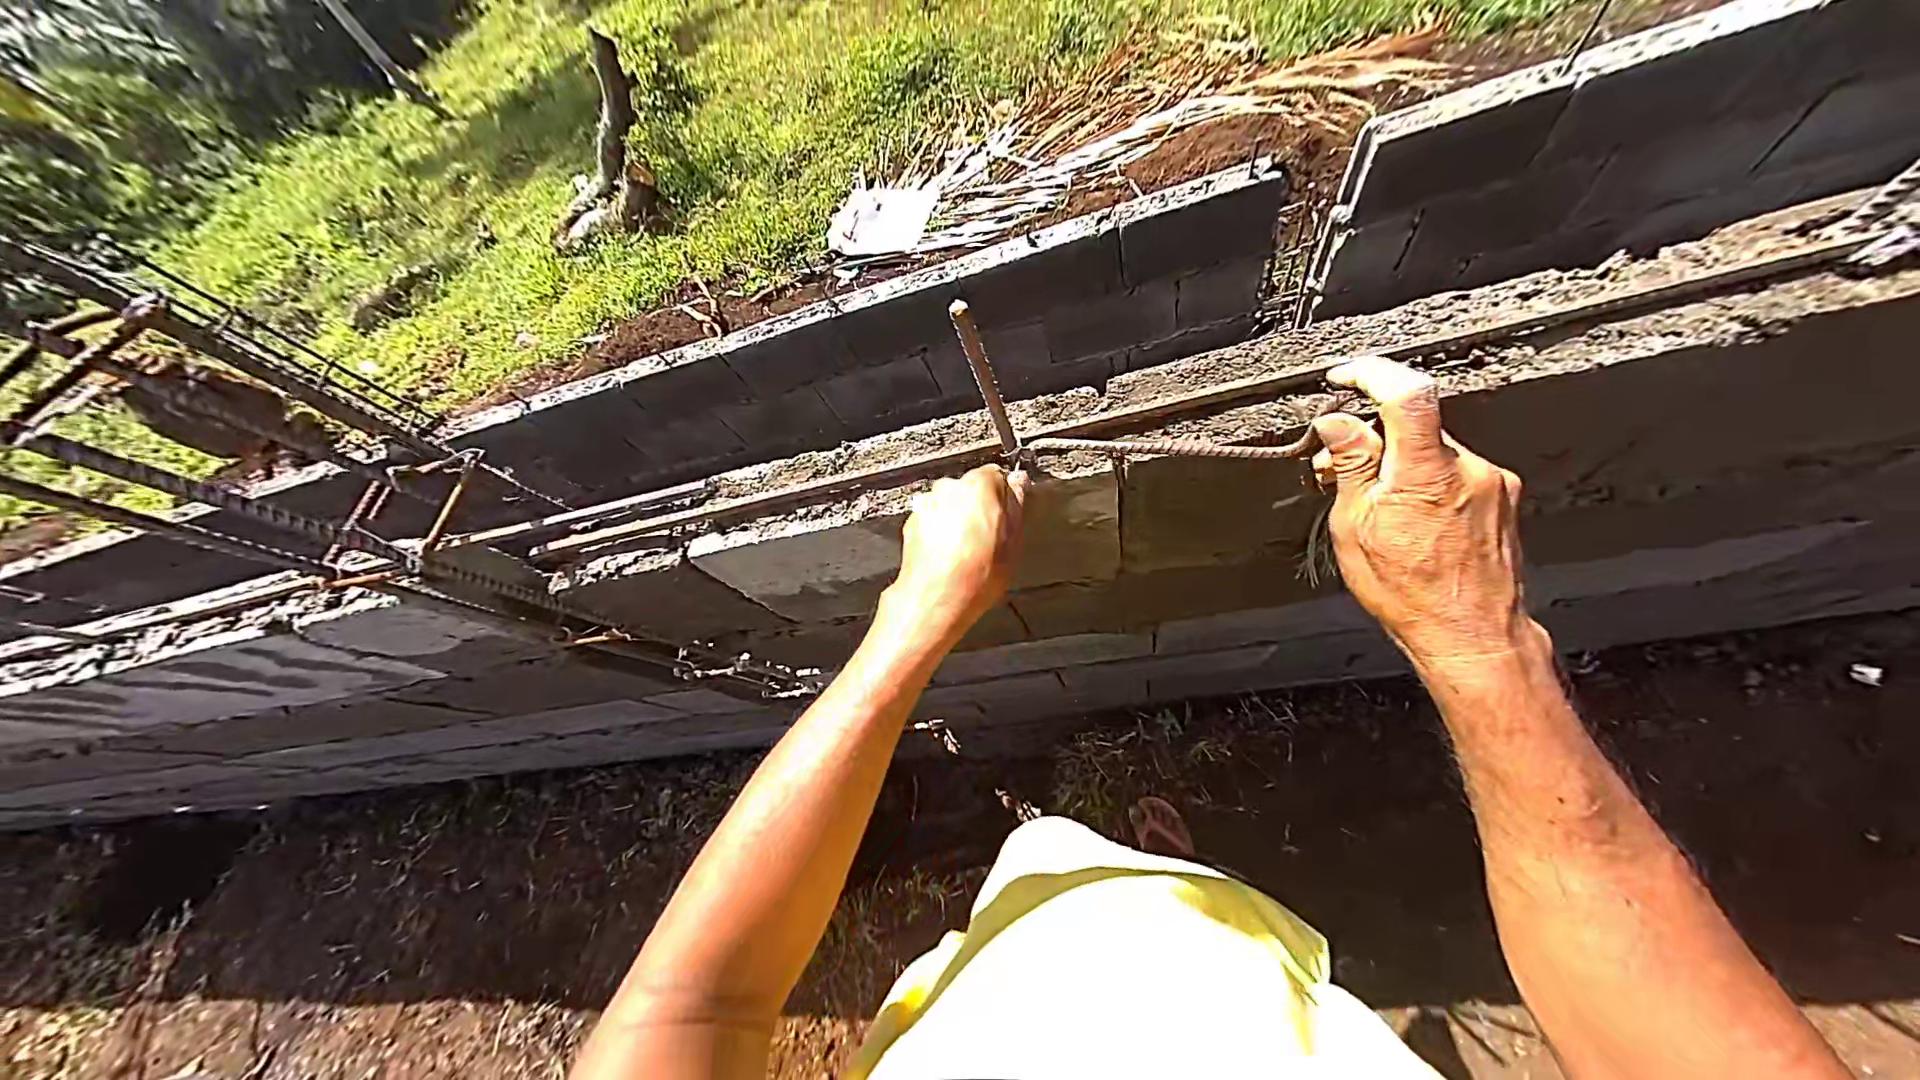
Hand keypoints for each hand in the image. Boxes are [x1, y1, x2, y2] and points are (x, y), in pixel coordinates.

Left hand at [880, 463, 1028, 647]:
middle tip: (990, 540)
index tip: (1007, 517)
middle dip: (978, 510)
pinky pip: (932, 523)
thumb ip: (1017, 504)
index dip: (1004, 499)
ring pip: (949, 506)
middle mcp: (948, 488)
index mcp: (978, 484)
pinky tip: (950, 558)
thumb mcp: (1013, 540)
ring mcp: (926, 505)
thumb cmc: (975, 574)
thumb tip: (1019, 484)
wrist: (935, 599)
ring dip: (957, 522)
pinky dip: (939, 535)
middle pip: (970, 490)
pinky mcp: (912, 525)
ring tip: (968, 553)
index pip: (996, 476)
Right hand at [1309, 356, 1538, 672]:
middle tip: (1335, 468)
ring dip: (1393, 462)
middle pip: (1411, 425)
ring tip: (1370, 503)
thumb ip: (1351, 468)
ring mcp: (1490, 481)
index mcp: (1424, 475)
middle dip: (1368, 437)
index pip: (1407, 395)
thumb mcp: (1355, 528)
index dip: (1372, 374)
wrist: (1470, 633)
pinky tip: (1404, 513)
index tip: (1344, 377)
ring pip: (1428, 449)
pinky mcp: (1501, 495)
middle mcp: (1467, 469)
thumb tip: (1338, 425)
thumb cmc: (1409, 591)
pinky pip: (1451, 469)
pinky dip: (1419, 478)